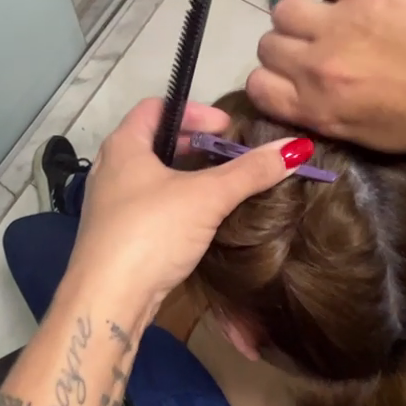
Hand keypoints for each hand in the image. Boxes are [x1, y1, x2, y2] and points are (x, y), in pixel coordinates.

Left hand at [64, 98, 305, 310]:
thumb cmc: (151, 233)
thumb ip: (250, 172)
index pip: (157, 107)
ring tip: (219, 185)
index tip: (227, 127)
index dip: (194, 111)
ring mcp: (108, 204)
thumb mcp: (207, 197)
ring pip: (151, 176)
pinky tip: (198, 220)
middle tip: (227, 154)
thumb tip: (297, 148)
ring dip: (185, 175)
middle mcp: (109, 168)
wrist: (108, 299)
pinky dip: (174, 202)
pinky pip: (148, 205)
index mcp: (123, 145)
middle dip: (194, 144)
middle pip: (154, 141)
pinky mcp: (114, 235)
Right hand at [248, 0, 405, 151]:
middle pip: (268, 45)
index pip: (258, 87)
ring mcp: (338, 23)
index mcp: (319, 110)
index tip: (291, 75)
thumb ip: (331, 116)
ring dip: (303, 11)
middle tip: (318, 45)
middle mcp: (317, 68)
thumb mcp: (374, 137)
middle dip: (287, 45)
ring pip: (285, 8)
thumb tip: (309, 95)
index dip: (270, 78)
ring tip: (333, 14)